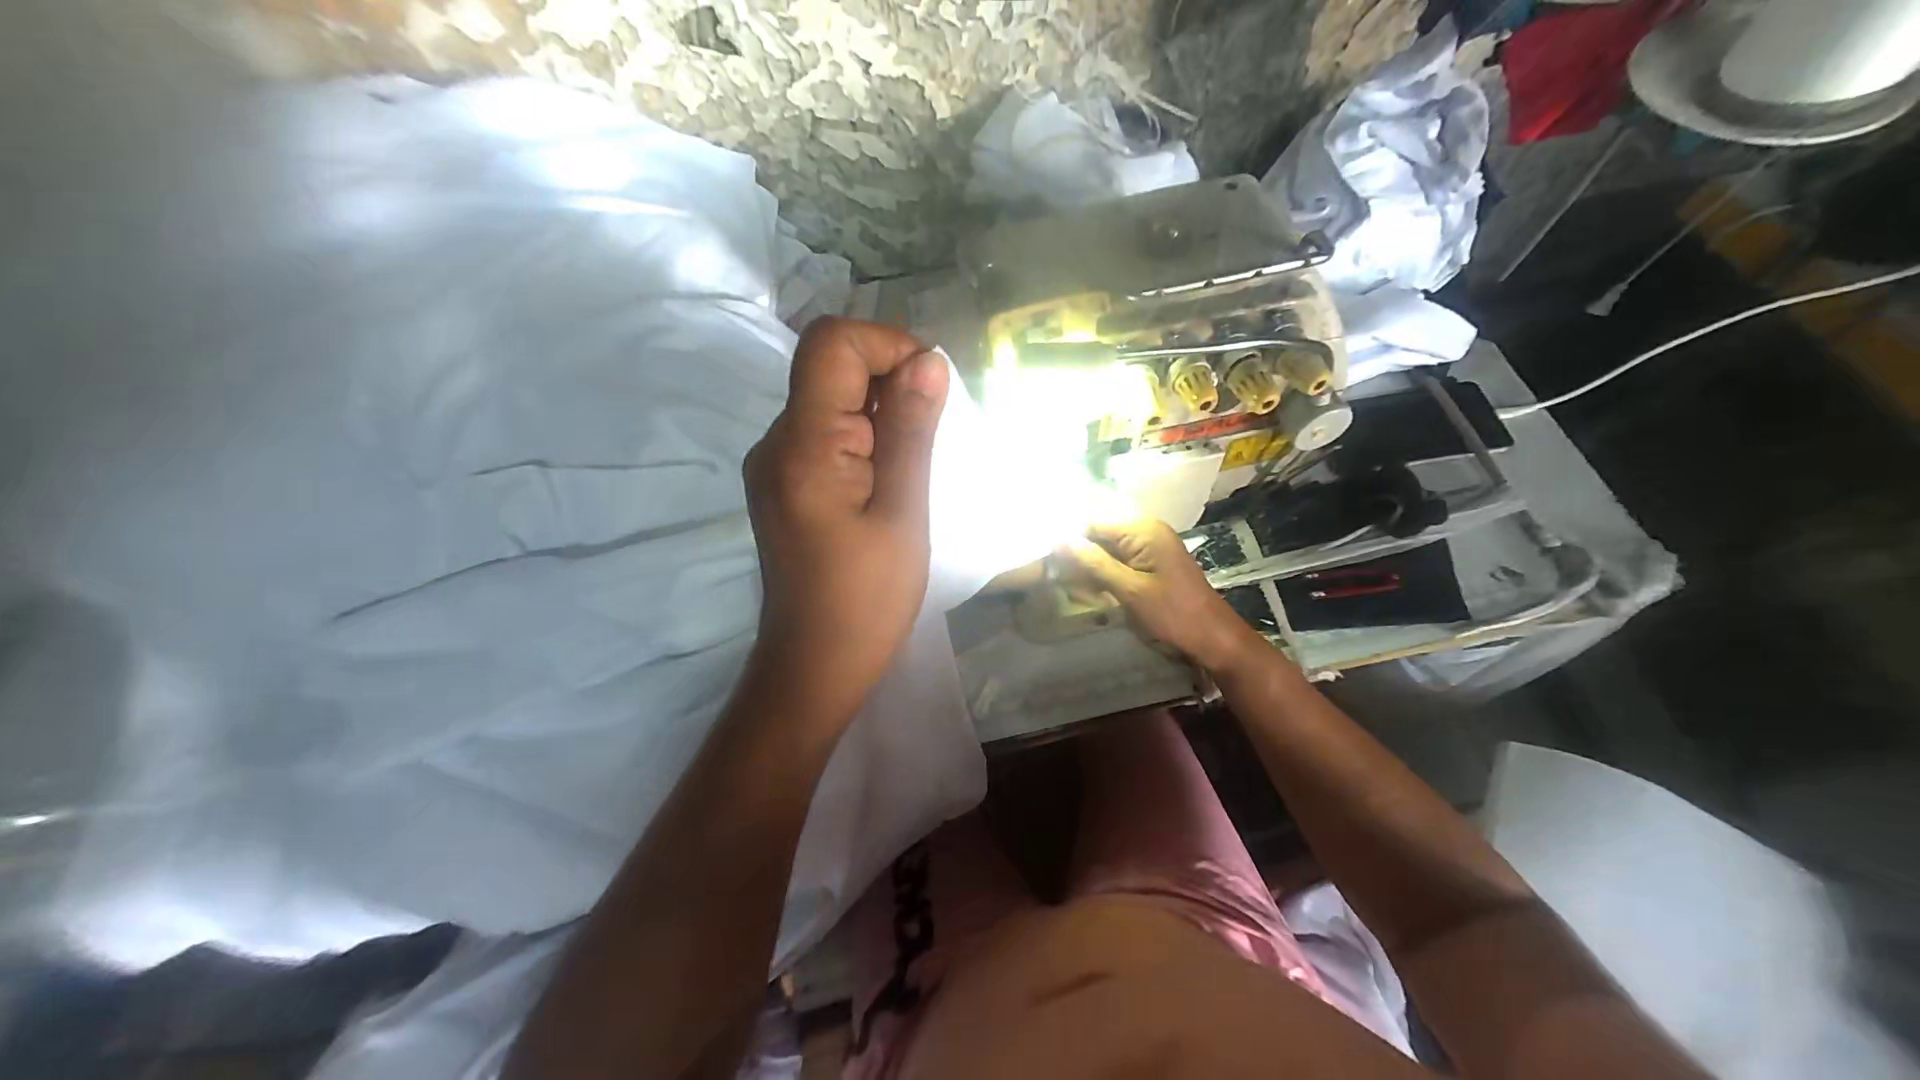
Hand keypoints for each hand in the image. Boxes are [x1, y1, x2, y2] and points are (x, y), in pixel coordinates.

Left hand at [742, 318, 949, 724]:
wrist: (814, 666)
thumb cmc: (867, 600)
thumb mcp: (904, 514)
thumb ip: (912, 432)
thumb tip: (928, 361)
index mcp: (802, 444)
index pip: (831, 343)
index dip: (886, 345)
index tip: (929, 390)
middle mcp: (775, 441)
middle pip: (829, 367)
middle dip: (889, 382)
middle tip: (927, 441)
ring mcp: (773, 463)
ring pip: (830, 399)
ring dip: (880, 413)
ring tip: (908, 472)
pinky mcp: (782, 483)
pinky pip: (824, 433)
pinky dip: (864, 437)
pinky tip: (886, 484)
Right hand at [1059, 521, 1265, 674]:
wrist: (1213, 638)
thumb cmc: (1173, 613)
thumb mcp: (1129, 589)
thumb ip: (1094, 563)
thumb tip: (1060, 540)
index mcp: (1143, 530)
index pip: (1094, 522)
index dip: (1071, 539)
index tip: (1049, 560)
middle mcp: (1146, 532)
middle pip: (1099, 535)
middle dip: (1080, 558)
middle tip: (1064, 583)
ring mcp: (1149, 549)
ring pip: (1106, 552)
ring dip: (1090, 572)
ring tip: (1078, 593)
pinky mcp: (1150, 565)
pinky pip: (1119, 564)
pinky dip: (1104, 578)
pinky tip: (1095, 596)